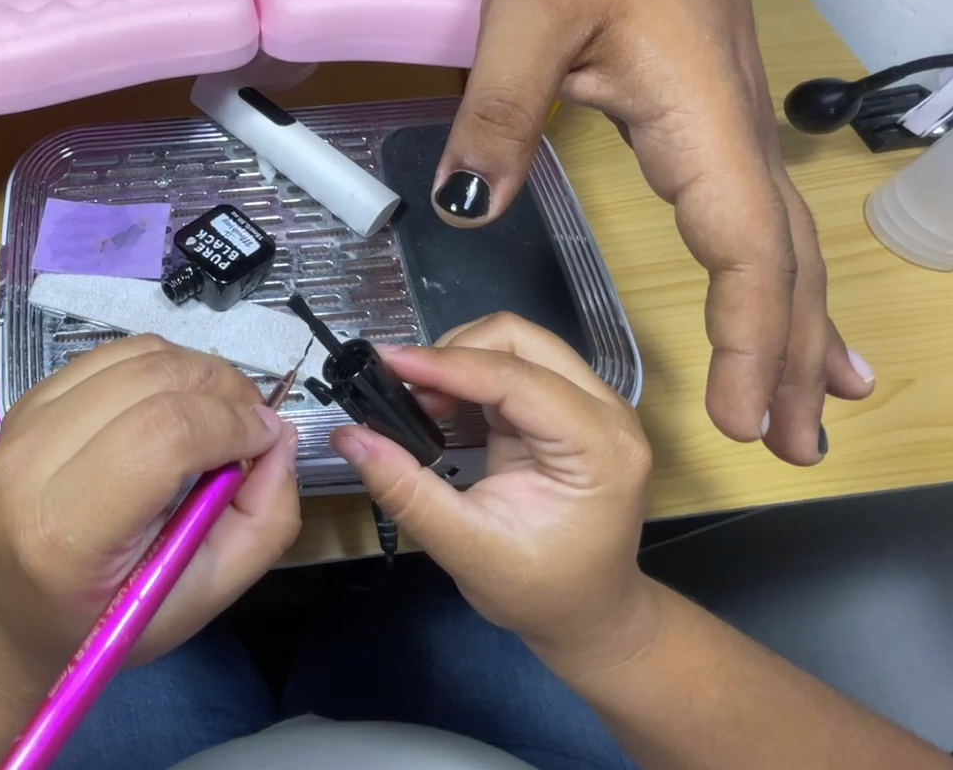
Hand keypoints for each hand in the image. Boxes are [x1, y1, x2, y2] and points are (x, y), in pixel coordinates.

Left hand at [0, 335, 300, 680]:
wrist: (14, 611)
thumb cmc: (109, 620)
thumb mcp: (202, 596)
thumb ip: (262, 522)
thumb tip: (279, 437)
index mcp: (69, 529)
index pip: (164, 434)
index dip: (230, 423)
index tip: (265, 439)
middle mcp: (34, 460)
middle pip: (153, 378)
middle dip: (224, 388)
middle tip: (252, 423)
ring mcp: (25, 420)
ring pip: (137, 354)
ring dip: (197, 371)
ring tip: (218, 412)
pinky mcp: (29, 398)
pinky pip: (114, 354)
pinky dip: (162, 366)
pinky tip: (174, 402)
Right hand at [332, 313, 655, 664]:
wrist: (589, 614)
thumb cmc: (540, 589)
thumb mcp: (466, 548)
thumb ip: (406, 491)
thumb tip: (349, 437)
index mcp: (599, 448)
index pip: (515, 378)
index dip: (447, 365)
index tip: (387, 364)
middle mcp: (603, 411)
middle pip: (519, 338)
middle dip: (454, 353)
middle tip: (408, 392)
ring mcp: (586, 403)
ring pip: (510, 340)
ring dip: (456, 359)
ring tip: (423, 404)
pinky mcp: (561, 403)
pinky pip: (505, 362)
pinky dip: (463, 373)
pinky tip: (440, 405)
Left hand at [431, 0, 873, 463]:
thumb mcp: (528, 23)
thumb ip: (497, 118)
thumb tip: (461, 209)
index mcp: (700, 120)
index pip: (744, 248)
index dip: (748, 336)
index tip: (743, 412)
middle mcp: (734, 132)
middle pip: (784, 262)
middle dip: (789, 356)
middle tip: (795, 444)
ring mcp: (729, 126)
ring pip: (782, 242)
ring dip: (800, 327)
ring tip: (817, 406)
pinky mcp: (708, 119)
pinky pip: (758, 213)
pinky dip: (778, 274)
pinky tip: (788, 304)